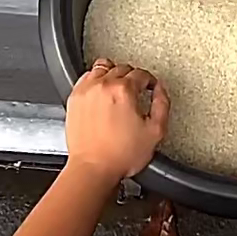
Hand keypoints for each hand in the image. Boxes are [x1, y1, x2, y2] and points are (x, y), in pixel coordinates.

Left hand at [66, 59, 169, 182]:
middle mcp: (103, 85)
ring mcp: (86, 91)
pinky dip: (95, 79)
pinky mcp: (74, 99)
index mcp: (124, 90)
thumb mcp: (155, 131)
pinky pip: (85, 78)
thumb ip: (162, 105)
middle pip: (121, 68)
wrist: (93, 168)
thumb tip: (160, 90)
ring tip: (118, 84)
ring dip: (112, 72)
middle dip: (132, 77)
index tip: (150, 87)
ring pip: (102, 67)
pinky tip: (100, 89)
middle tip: (137, 89)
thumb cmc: (120, 155)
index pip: (141, 74)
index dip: (149, 80)